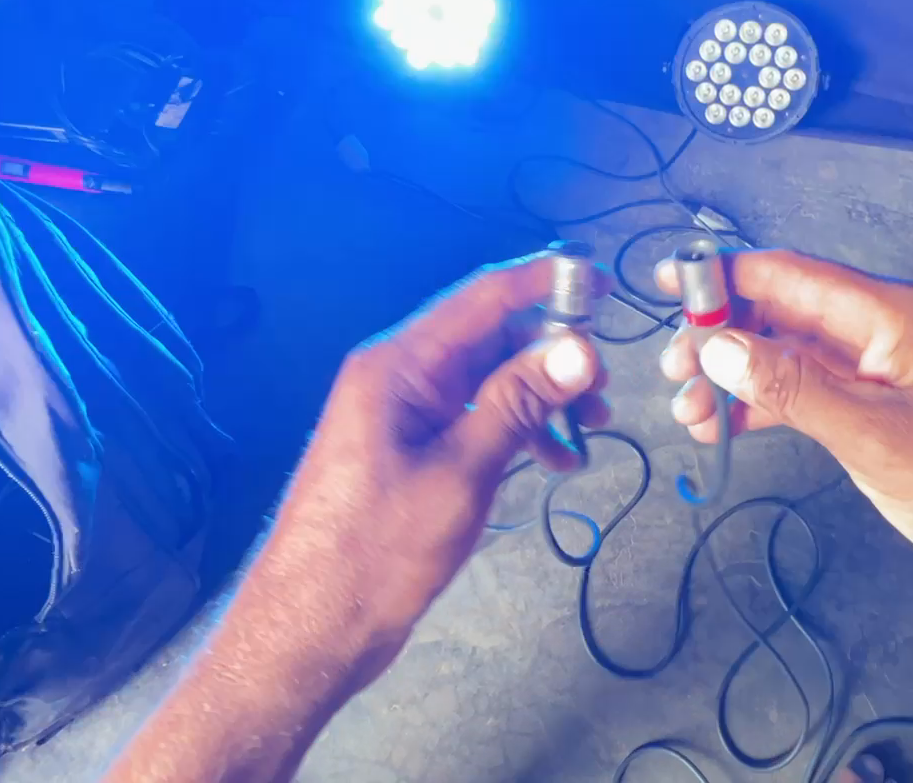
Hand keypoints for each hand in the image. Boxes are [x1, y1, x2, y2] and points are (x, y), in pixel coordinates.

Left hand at [271, 251, 608, 666]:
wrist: (308, 633)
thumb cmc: (377, 549)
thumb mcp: (461, 471)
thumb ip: (520, 403)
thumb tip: (581, 348)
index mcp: (402, 362)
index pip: (485, 295)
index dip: (546, 279)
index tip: (602, 281)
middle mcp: (404, 372)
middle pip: (493, 335)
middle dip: (554, 351)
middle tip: (605, 382)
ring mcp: (409, 409)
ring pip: (492, 377)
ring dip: (544, 395)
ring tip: (593, 426)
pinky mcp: (418, 443)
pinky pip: (479, 414)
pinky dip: (521, 428)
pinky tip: (557, 459)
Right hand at [656, 249, 912, 611]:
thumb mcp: (873, 434)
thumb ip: (791, 386)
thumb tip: (716, 348)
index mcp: (890, 313)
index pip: (791, 275)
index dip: (725, 273)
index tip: (670, 282)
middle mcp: (876, 332)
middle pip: (779, 314)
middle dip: (721, 336)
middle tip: (674, 368)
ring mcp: (870, 374)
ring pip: (783, 357)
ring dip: (734, 377)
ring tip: (689, 411)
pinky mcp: (866, 413)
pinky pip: (799, 394)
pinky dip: (759, 406)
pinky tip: (723, 427)